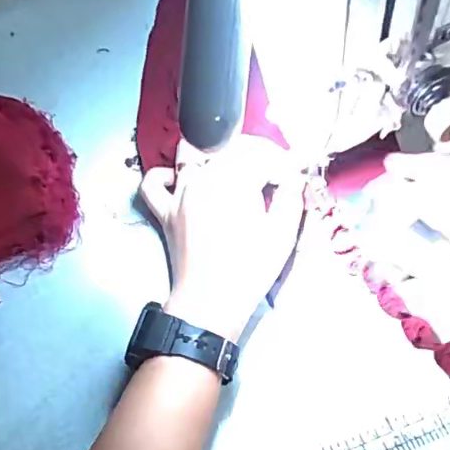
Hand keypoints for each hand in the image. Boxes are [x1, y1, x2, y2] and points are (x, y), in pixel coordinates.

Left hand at [140, 135, 303, 339]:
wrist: (212, 302)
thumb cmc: (248, 271)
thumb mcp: (282, 234)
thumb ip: (291, 199)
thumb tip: (294, 180)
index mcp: (234, 179)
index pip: (262, 156)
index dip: (283, 165)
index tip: (294, 178)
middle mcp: (203, 178)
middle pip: (229, 148)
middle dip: (255, 157)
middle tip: (273, 176)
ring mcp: (180, 194)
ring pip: (192, 154)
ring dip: (215, 156)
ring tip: (233, 172)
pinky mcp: (166, 212)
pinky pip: (154, 183)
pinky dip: (165, 175)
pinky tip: (181, 180)